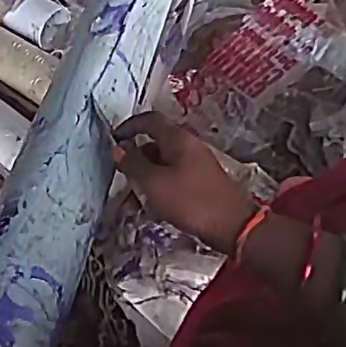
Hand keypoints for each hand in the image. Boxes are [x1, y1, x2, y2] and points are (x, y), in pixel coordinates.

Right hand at [112, 112, 257, 249]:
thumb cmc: (190, 200)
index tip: (113, 140)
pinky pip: (171, 174)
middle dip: (134, 157)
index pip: (149, 120)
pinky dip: (157, 184)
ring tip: (132, 197)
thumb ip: (133, 163)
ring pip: (161, 161)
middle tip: (120, 174)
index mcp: (178, 139)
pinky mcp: (200, 179)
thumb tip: (118, 148)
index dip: (128, 126)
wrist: (232, 226)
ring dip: (144, 174)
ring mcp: (196, 162)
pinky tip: (151, 205)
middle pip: (154, 142)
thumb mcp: (153, 182)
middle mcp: (188, 145)